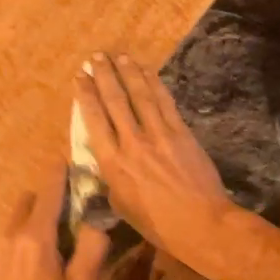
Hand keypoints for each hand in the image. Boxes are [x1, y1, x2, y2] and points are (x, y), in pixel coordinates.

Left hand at [0, 171, 109, 279]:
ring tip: (51, 251)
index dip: (59, 171)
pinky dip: (18, 245)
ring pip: (14, 222)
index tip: (68, 158)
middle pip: (29, 201)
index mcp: (35, 237)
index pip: (49, 190)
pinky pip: (4, 243)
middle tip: (69, 219)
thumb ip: (93, 245)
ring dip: (32, 224)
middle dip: (48, 201)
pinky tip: (30, 272)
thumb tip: (96, 218)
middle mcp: (8, 236)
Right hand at [75, 53, 243, 272]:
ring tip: (118, 56)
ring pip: (140, 95)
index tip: (78, 78)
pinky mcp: (181, 132)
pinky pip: (164, 101)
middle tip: (95, 57)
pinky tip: (146, 71)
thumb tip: (104, 161)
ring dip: (127, 72)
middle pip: (115, 100)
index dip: (85, 95)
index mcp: (113, 163)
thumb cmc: (157, 223)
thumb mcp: (120, 205)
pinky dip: (153, 83)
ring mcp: (159, 134)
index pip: (94, 120)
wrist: (201, 224)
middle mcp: (132, 142)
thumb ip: (110, 177)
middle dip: (103, 76)